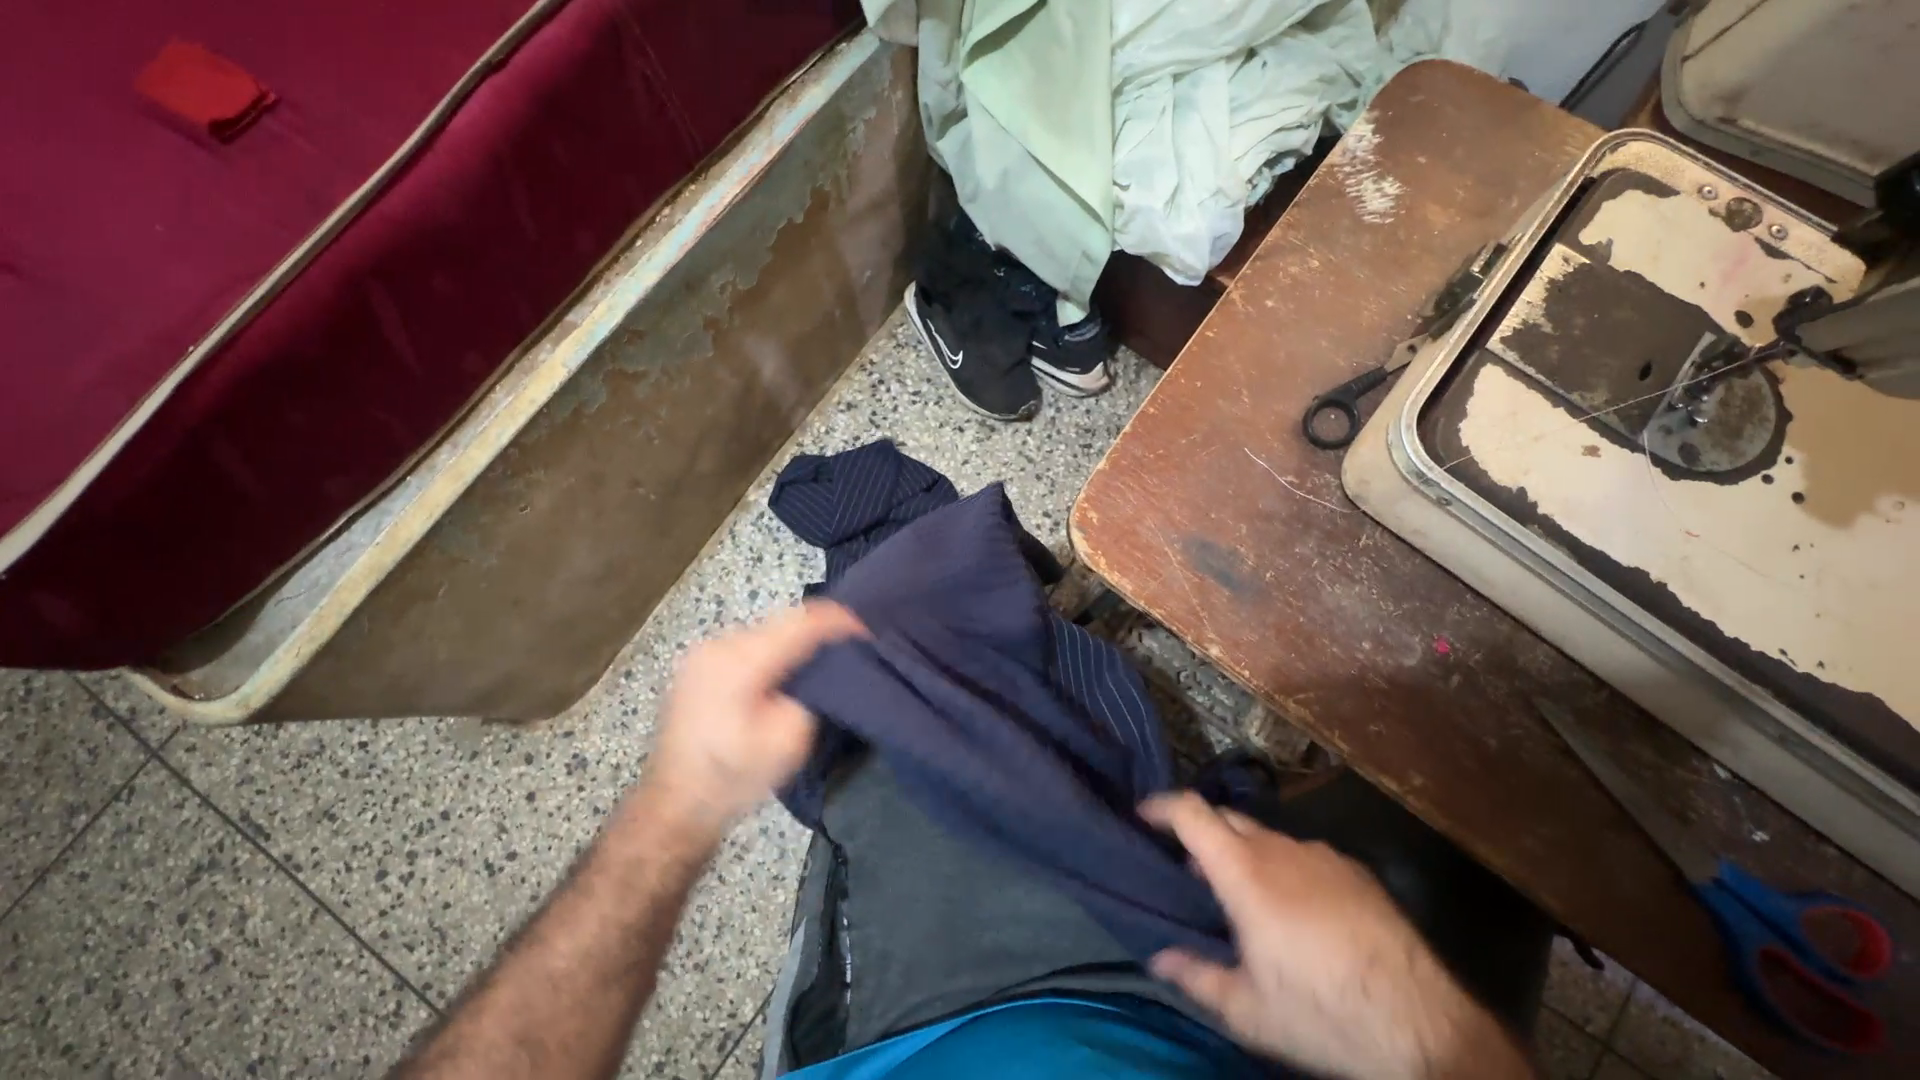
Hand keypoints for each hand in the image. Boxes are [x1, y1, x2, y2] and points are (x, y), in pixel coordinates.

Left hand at [639, 601, 865, 840]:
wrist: (675, 803)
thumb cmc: (732, 777)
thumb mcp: (788, 741)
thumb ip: (813, 693)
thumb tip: (822, 672)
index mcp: (741, 661)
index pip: (801, 622)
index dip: (840, 621)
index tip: (866, 631)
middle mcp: (719, 645)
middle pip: (782, 623)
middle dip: (816, 634)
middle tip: (848, 651)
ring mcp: (703, 653)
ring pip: (764, 633)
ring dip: (792, 644)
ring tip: (819, 664)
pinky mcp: (697, 665)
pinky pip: (746, 646)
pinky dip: (770, 654)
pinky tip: (782, 676)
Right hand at [1140, 793, 1529, 1079]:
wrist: (1422, 1025)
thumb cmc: (1321, 1013)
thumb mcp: (1247, 1010)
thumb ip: (1195, 976)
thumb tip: (1159, 958)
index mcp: (1245, 873)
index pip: (1192, 812)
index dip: (1161, 806)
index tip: (1142, 815)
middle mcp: (1282, 849)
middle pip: (1227, 818)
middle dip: (1200, 833)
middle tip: (1188, 871)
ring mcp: (1324, 856)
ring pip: (1267, 838)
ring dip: (1244, 854)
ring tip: (1242, 898)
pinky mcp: (1357, 871)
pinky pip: (1304, 855)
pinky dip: (1283, 868)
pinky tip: (1295, 912)